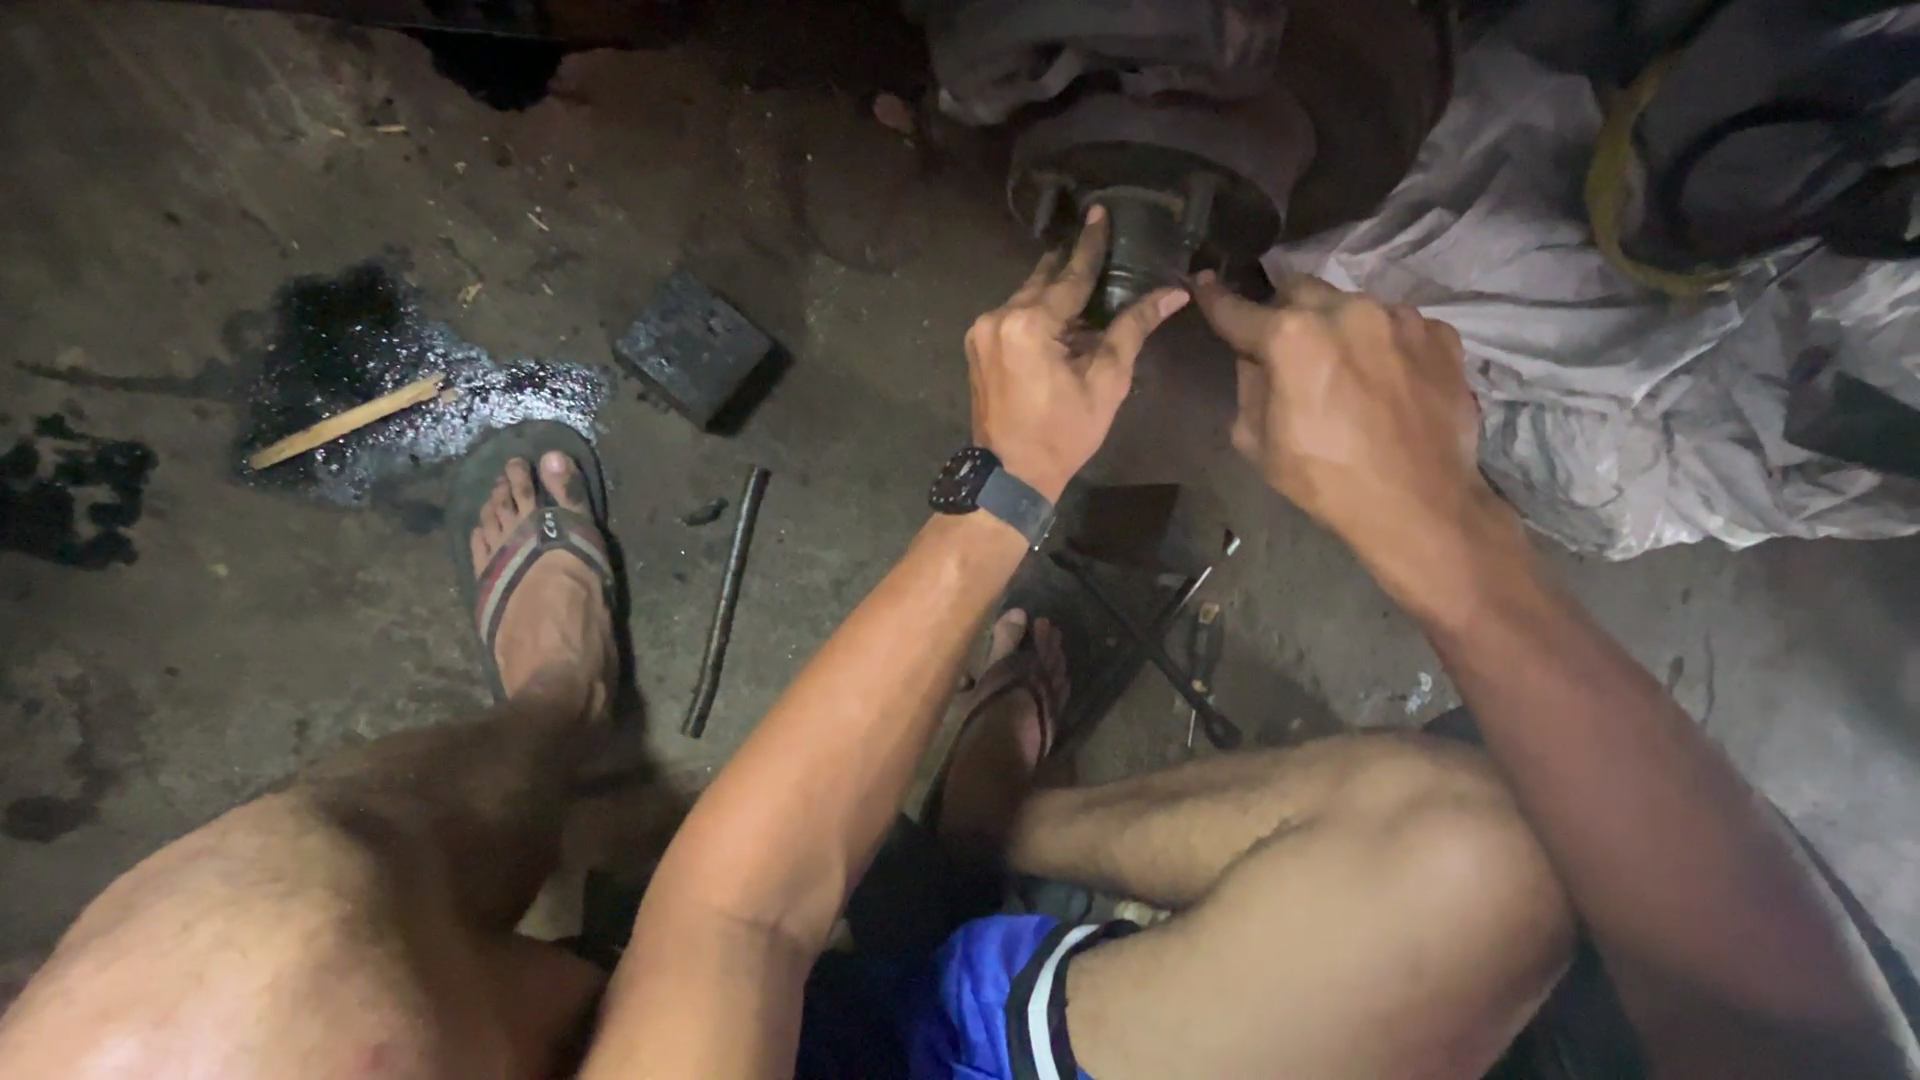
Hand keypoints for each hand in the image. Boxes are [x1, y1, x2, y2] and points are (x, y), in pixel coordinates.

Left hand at [966, 207, 1189, 500]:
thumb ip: (1132, 330)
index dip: (1091, 245)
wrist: (1011, 475)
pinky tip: (1060, 320)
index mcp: (1028, 325)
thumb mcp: (1105, 382)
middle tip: (1099, 244)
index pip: (1070, 276)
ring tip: (1087, 289)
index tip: (1100, 212)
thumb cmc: (1062, 434)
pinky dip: (1037, 314)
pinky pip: (1012, 317)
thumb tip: (1170, 295)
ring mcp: (981, 333)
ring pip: (1025, 298)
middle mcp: (997, 318)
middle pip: (1043, 281)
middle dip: (1072, 268)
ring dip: (1055, 294)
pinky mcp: (977, 347)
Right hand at [1192, 271, 1525, 615]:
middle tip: (1283, 347)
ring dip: (1336, 328)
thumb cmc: (1324, 479)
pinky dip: (1381, 344)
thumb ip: (1248, 386)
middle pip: (1300, 291)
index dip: (1215, 300)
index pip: (1239, 311)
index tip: (1202, 283)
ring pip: (1352, 305)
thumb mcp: (1257, 441)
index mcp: (1292, 338)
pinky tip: (1384, 381)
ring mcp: (1401, 319)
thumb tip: (1255, 359)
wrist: (1418, 504)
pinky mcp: (1441, 336)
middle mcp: (1348, 310)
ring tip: (1343, 369)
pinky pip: (1397, 326)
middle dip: (1283, 312)